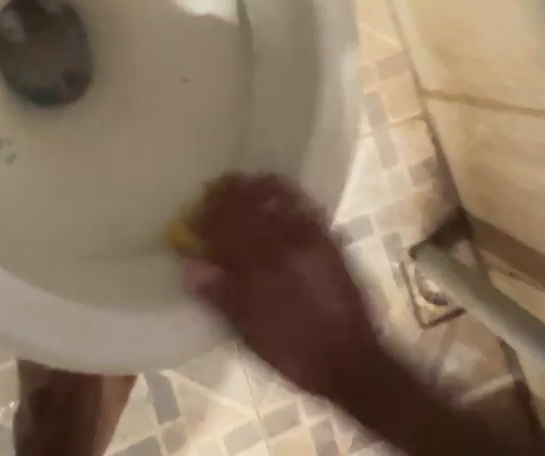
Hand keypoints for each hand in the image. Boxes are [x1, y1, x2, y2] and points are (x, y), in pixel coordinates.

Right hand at [180, 174, 381, 400]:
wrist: (354, 363)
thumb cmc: (296, 351)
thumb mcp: (251, 332)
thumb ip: (221, 295)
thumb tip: (190, 266)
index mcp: (260, 267)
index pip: (225, 229)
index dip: (206, 219)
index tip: (192, 215)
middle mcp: (284, 244)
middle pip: (249, 206)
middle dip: (227, 195)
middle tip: (212, 189)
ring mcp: (310, 240)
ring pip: (277, 199)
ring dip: (255, 187)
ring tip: (241, 181)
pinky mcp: (329, 241)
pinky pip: (305, 206)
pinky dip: (287, 193)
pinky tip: (278, 189)